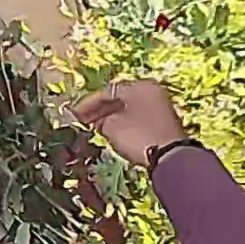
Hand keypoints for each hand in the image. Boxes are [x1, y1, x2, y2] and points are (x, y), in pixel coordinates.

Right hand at [72, 81, 188, 167]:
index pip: (108, 91)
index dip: (88, 103)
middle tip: (83, 121)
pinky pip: (136, 118)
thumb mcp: (112, 127)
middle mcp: (151, 92)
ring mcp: (158, 107)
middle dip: (99, 110)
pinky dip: (123, 124)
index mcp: (140, 86)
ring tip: (94, 128)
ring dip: (110, 117)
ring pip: (128, 109)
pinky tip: (112, 133)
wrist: (170, 157)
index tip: (74, 113)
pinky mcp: (161, 123)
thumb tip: (100, 122)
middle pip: (119, 98)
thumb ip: (101, 120)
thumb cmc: (139, 136)